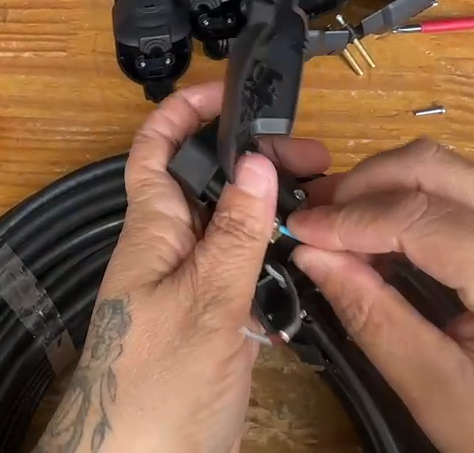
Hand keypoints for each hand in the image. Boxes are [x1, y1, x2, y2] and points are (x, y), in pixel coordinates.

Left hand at [34, 82, 328, 452]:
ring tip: (321, 204)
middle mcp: (167, 246)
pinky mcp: (207, 319)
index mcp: (152, 227)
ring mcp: (187, 284)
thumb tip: (257, 163)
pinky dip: (271, 264)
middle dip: (252, 161)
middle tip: (311, 158)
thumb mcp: (206, 301)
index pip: (155, 148)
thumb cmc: (158, 383)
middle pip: (206, 182)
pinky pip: (240, 273)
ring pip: (229, 227)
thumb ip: (235, 233)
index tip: (222, 90)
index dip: (181, 111)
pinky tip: (307, 266)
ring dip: (268, 212)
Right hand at [286, 141, 473, 452]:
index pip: (419, 217)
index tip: (295, 226)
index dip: (348, 217)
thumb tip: (308, 251)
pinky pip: (461, 187)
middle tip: (314, 215)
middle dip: (362, 184)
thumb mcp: (437, 391)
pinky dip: (410, 198)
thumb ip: (369, 312)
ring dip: (383, 186)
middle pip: (434, 167)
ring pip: (445, 167)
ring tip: (339, 223)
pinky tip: (381, 234)